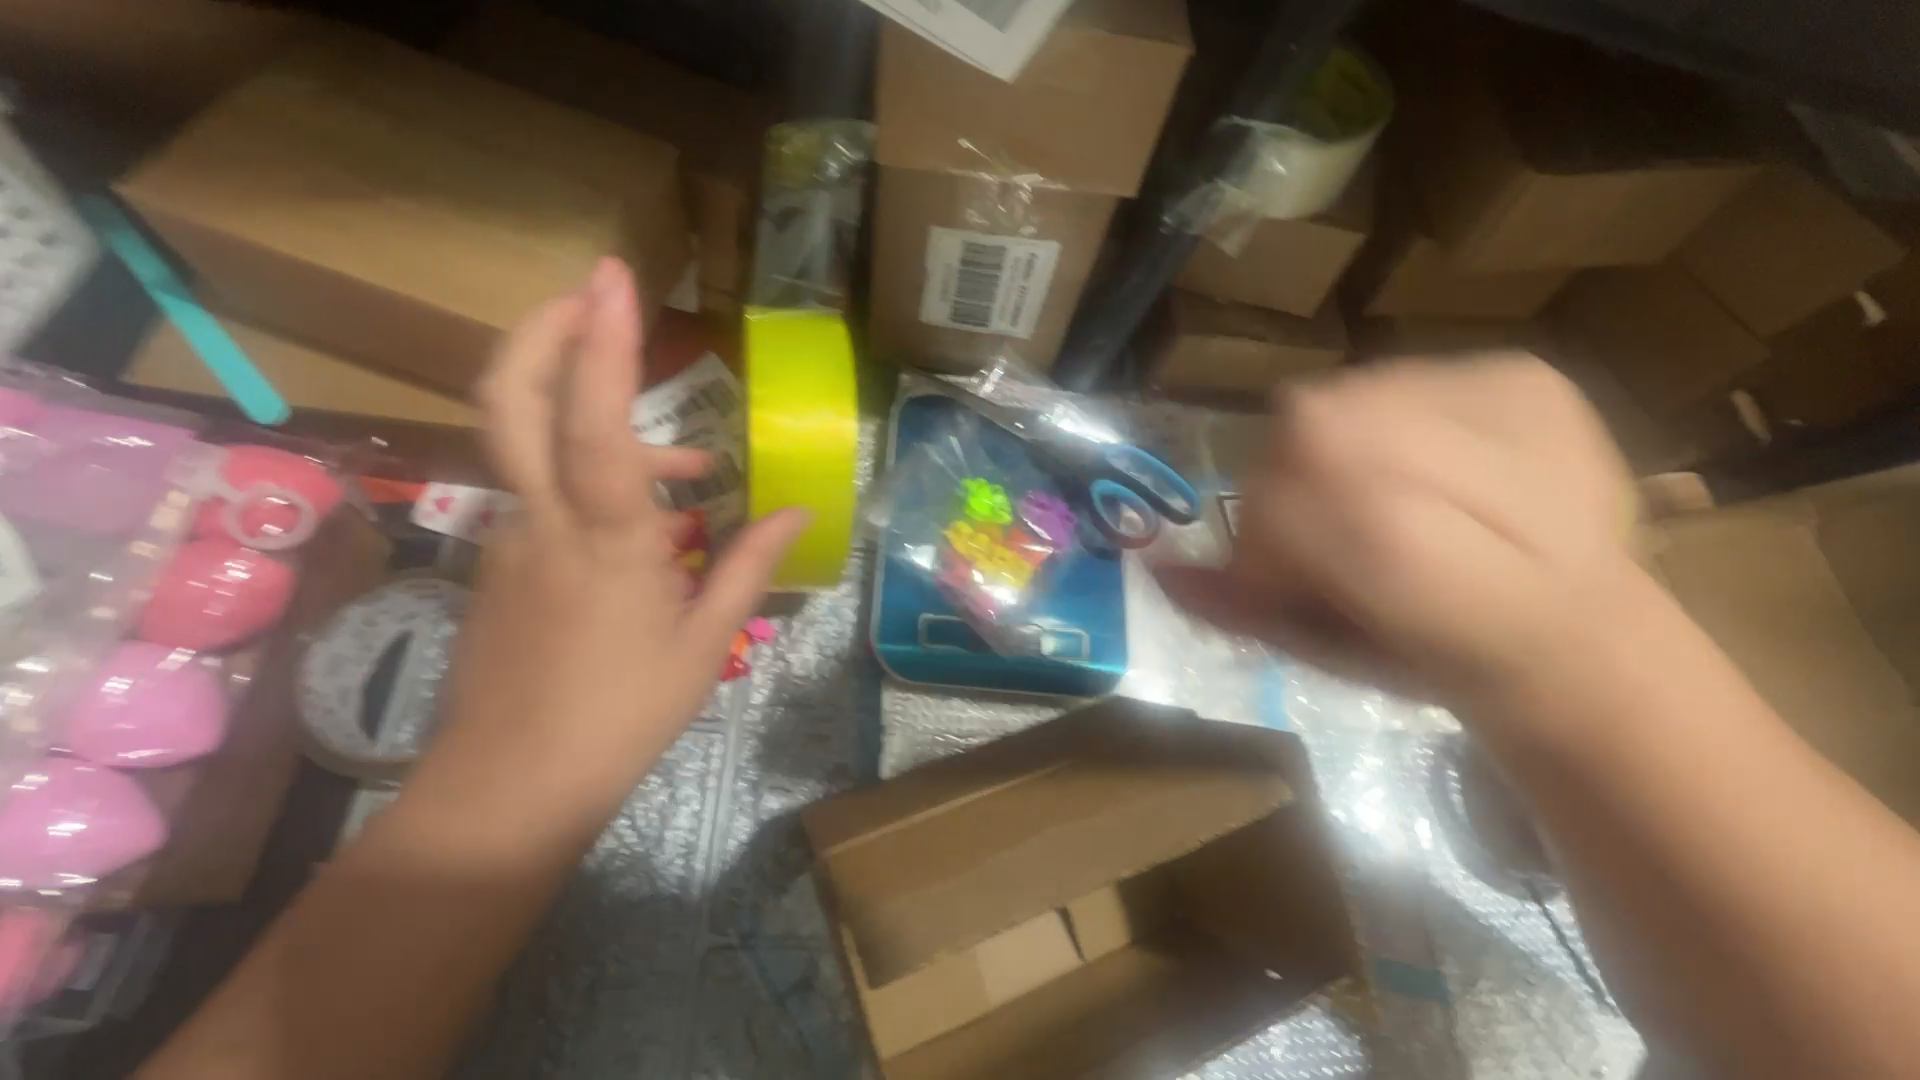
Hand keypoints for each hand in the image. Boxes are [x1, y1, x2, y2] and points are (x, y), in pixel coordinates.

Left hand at [422, 258, 805, 831]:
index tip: (614, 275)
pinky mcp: (500, 559)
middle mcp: (544, 519)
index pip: (594, 421)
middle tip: (589, 294)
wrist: (512, 784)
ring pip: (532, 443)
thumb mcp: (704, 643)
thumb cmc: (622, 715)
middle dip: (540, 329)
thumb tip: (797, 510)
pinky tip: (651, 527)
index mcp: (606, 539)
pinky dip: (591, 478)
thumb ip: (749, 565)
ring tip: (687, 465)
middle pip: (509, 398)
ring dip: (593, 419)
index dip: (602, 341)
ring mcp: (511, 536)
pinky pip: (542, 491)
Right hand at [1157, 355, 1638, 708]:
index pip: (1298, 504)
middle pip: (1313, 431)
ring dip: (1323, 449)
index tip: (1271, 571)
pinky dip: (1375, 421)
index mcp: (1452, 576)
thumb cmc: (1438, 660)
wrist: (1580, 629)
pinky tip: (1417, 467)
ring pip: (1342, 396)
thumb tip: (1160, 568)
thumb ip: (1247, 611)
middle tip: (1313, 534)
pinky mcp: (1529, 373)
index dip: (1259, 532)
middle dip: (1283, 485)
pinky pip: (1393, 375)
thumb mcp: (1333, 659)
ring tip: (1368, 497)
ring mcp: (1519, 408)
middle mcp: (1495, 473)